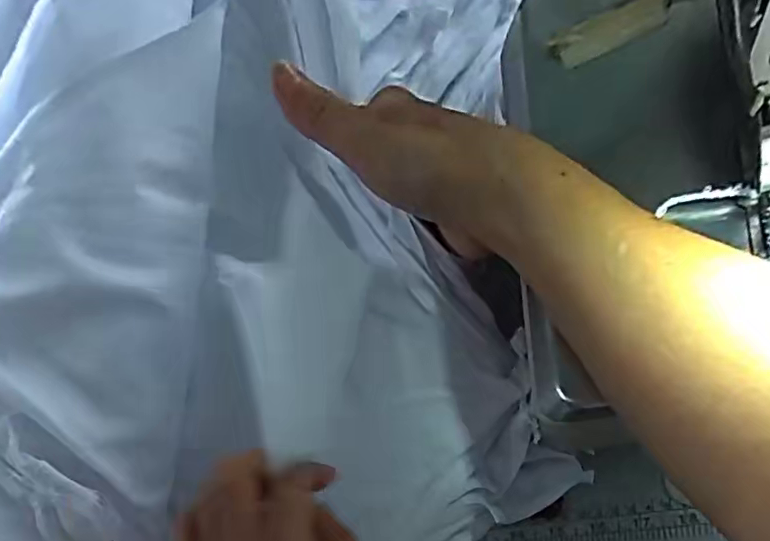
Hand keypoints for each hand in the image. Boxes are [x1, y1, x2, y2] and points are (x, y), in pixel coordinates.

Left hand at [177, 451, 359, 540]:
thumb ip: (337, 538)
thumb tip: (315, 506)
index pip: (288, 488)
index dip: (308, 472)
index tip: (326, 478)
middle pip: (233, 476)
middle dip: (260, 463)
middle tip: (285, 476)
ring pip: (208, 493)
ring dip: (235, 479)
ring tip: (261, 491)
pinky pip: (188, 523)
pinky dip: (204, 505)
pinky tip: (228, 512)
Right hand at [270, 62, 538, 258]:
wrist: (492, 198)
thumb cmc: (425, 162)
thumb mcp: (361, 137)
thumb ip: (322, 116)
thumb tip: (277, 70)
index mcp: (406, 113)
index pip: (377, 112)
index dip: (360, 126)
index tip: (343, 148)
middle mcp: (434, 139)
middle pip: (403, 150)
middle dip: (387, 167)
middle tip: (361, 191)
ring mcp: (455, 178)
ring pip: (424, 186)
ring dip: (411, 200)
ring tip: (387, 221)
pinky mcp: (469, 215)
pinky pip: (441, 220)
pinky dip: (431, 227)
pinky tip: (421, 240)